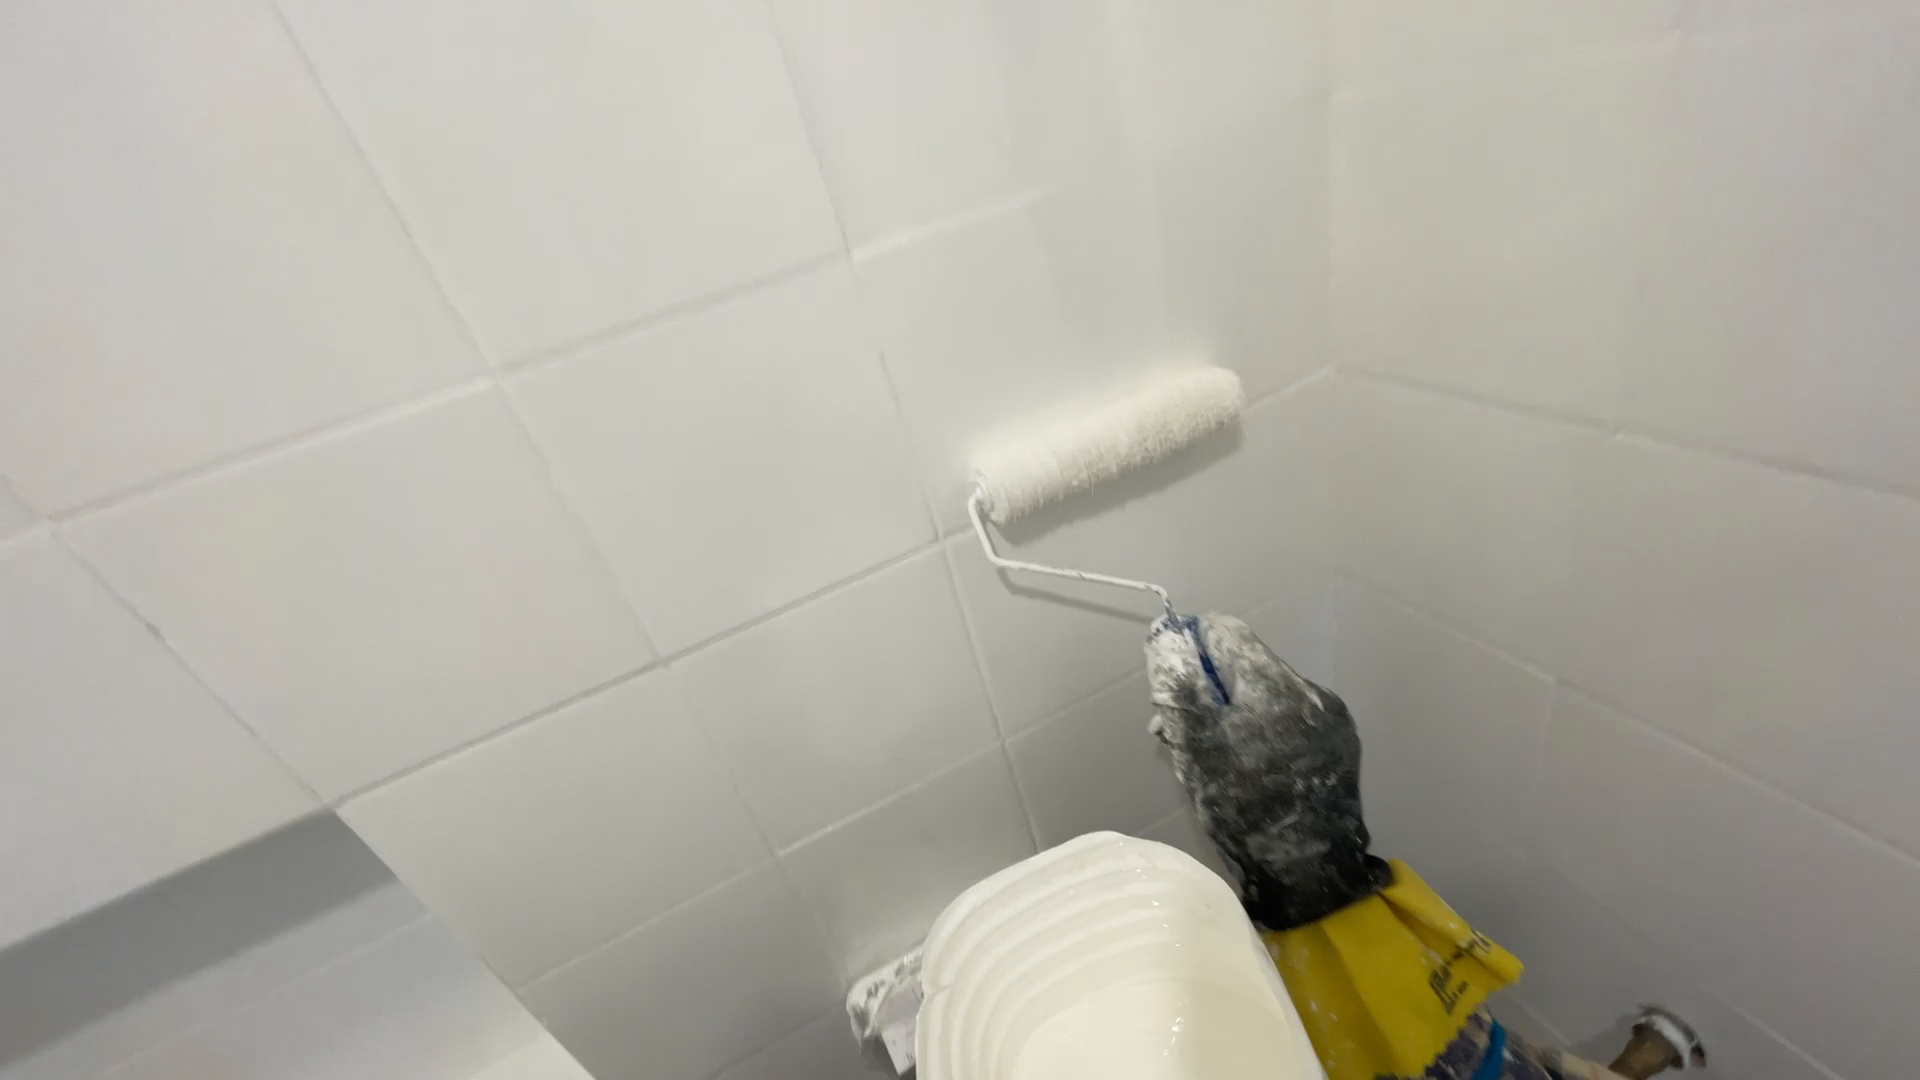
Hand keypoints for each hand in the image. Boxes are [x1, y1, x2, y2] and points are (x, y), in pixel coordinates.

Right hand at [1144, 614, 1386, 928]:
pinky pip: (1284, 718)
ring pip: (1261, 692)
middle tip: (1176, 730)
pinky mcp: (1336, 746)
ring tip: (1205, 753)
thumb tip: (1168, 639)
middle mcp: (1309, 690)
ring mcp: (1328, 719)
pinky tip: (1243, 763)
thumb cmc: (1244, 806)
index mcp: (1274, 683)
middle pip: (1242, 663)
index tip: (1170, 682)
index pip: (1224, 631)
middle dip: (1205, 688)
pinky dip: (1256, 729)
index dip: (1190, 648)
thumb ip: (1179, 683)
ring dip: (1228, 711)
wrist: (1310, 876)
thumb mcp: (1195, 743)